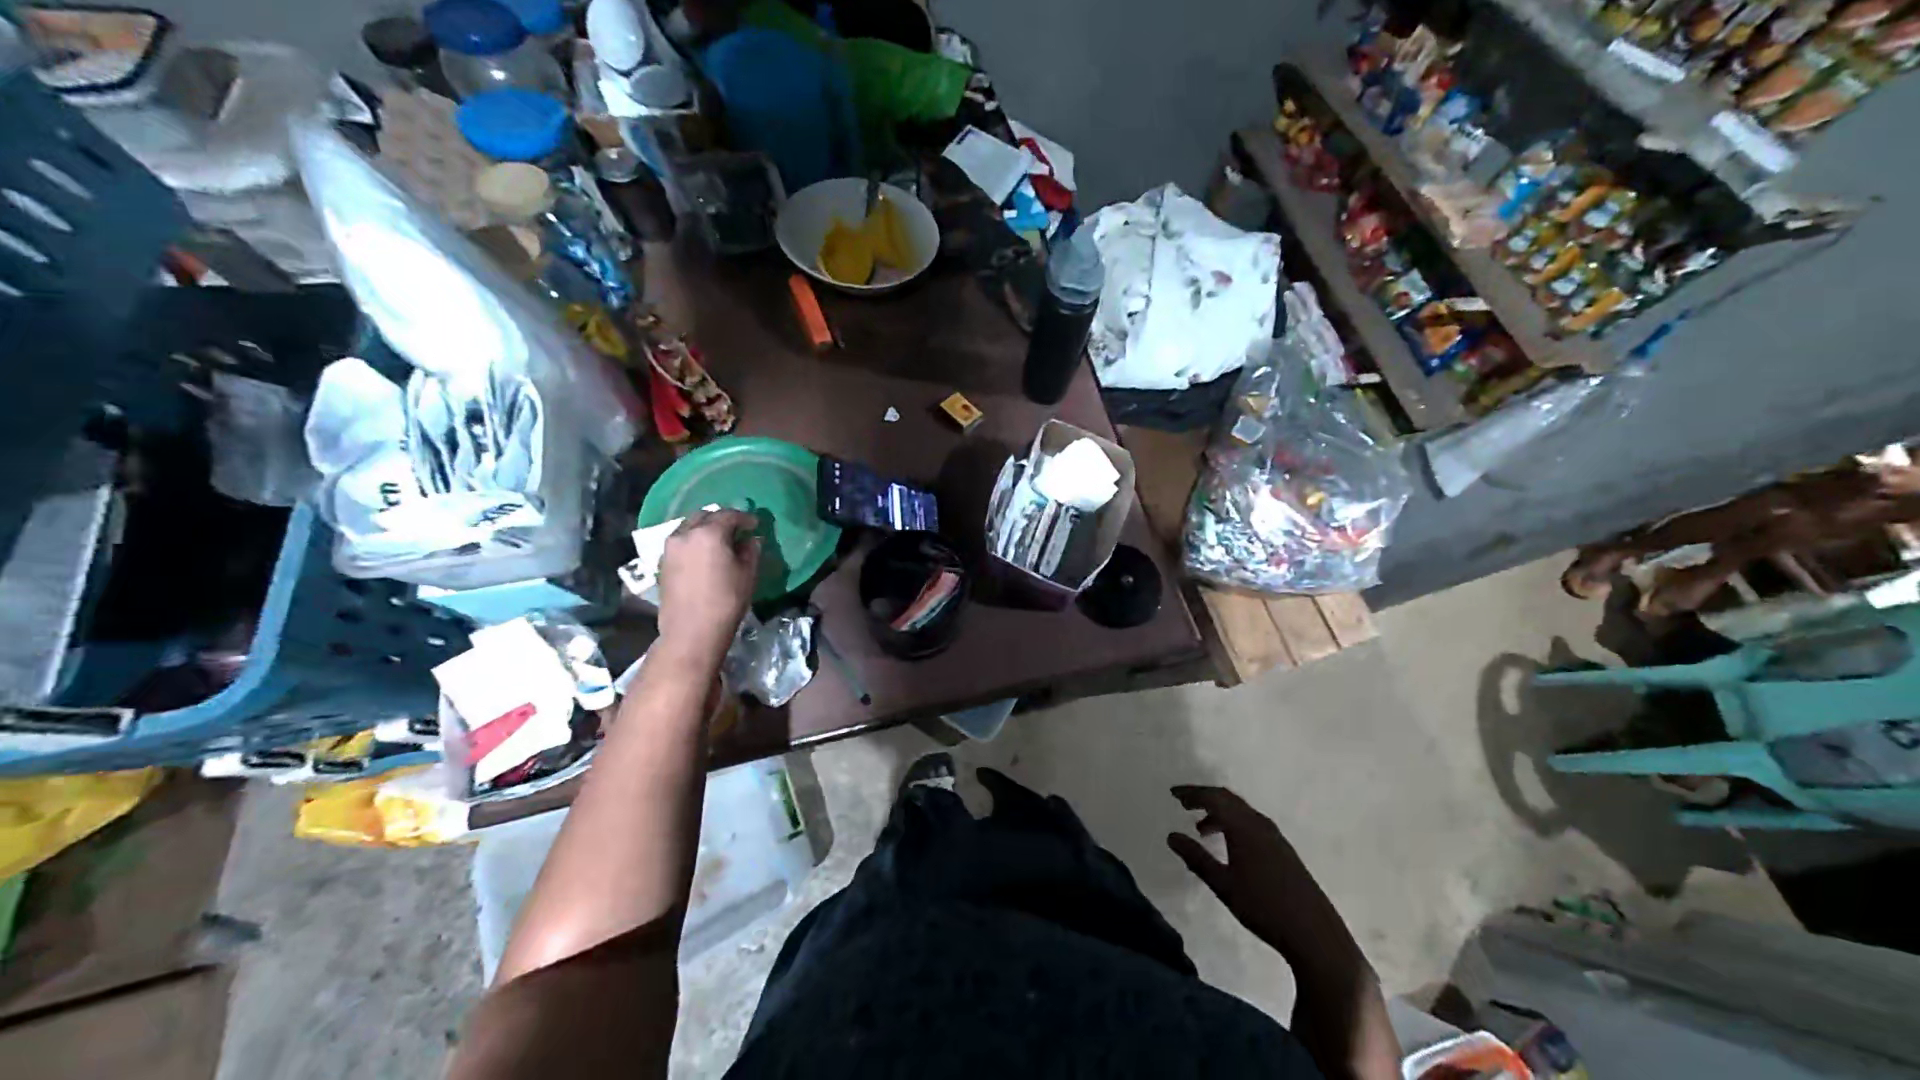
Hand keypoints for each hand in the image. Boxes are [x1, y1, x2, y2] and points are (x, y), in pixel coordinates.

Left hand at [656, 509, 760, 658]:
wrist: (691, 631)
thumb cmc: (726, 601)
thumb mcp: (747, 574)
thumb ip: (750, 550)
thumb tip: (750, 540)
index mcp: (709, 533)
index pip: (729, 515)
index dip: (745, 518)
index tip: (755, 525)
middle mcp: (686, 534)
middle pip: (705, 516)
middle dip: (721, 520)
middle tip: (736, 530)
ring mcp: (670, 548)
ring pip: (689, 528)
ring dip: (705, 530)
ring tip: (718, 543)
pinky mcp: (662, 563)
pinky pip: (680, 542)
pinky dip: (693, 542)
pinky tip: (703, 556)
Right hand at [1167, 785, 1357, 966]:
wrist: (1315, 934)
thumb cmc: (1264, 907)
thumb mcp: (1223, 884)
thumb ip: (1196, 858)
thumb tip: (1171, 836)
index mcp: (1244, 828)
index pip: (1214, 799)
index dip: (1192, 793)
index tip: (1173, 794)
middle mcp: (1260, 825)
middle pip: (1229, 799)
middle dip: (1205, 797)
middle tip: (1183, 803)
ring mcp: (1275, 837)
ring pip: (1242, 812)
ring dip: (1219, 813)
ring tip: (1201, 829)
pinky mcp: (1284, 851)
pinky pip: (1252, 824)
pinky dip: (1234, 824)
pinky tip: (1229, 845)